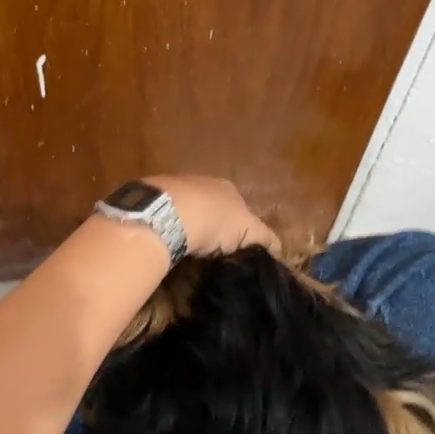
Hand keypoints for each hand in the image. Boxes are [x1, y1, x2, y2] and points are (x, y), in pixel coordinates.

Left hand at [144, 175, 279, 257]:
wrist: (171, 211)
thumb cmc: (215, 220)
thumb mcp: (249, 232)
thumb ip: (265, 239)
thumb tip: (279, 251)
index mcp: (229, 189)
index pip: (240, 208)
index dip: (240, 229)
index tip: (236, 248)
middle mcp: (204, 182)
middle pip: (213, 206)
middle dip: (212, 224)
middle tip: (211, 250)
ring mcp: (177, 187)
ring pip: (188, 208)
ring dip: (189, 223)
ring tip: (187, 247)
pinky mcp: (155, 198)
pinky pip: (167, 214)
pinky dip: (169, 225)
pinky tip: (168, 238)